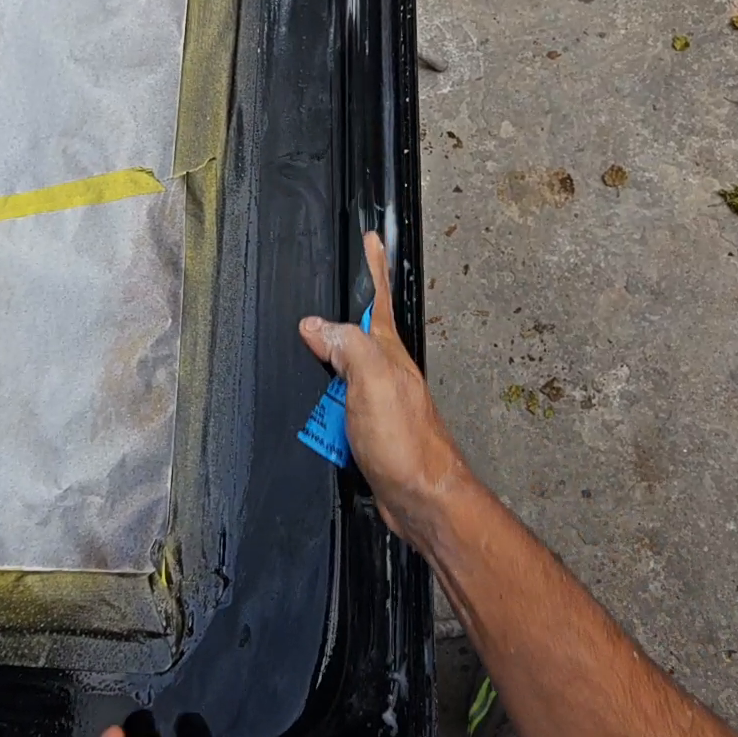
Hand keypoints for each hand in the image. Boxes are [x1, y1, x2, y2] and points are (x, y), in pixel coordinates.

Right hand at [299, 231, 467, 549]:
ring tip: (319, 394)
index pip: (379, 298)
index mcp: (387, 352)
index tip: (372, 238)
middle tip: (318, 323)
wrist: (421, 499)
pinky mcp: (364, 431)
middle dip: (329, 332)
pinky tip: (320, 423)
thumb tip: (315, 325)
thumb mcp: (373, 380)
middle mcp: (383, 372)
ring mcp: (374, 402)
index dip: (374, 267)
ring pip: (335, 378)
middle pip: (348, 338)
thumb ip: (346, 346)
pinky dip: (322, 417)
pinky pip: (333, 413)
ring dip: (322, 386)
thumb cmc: (407, 442)